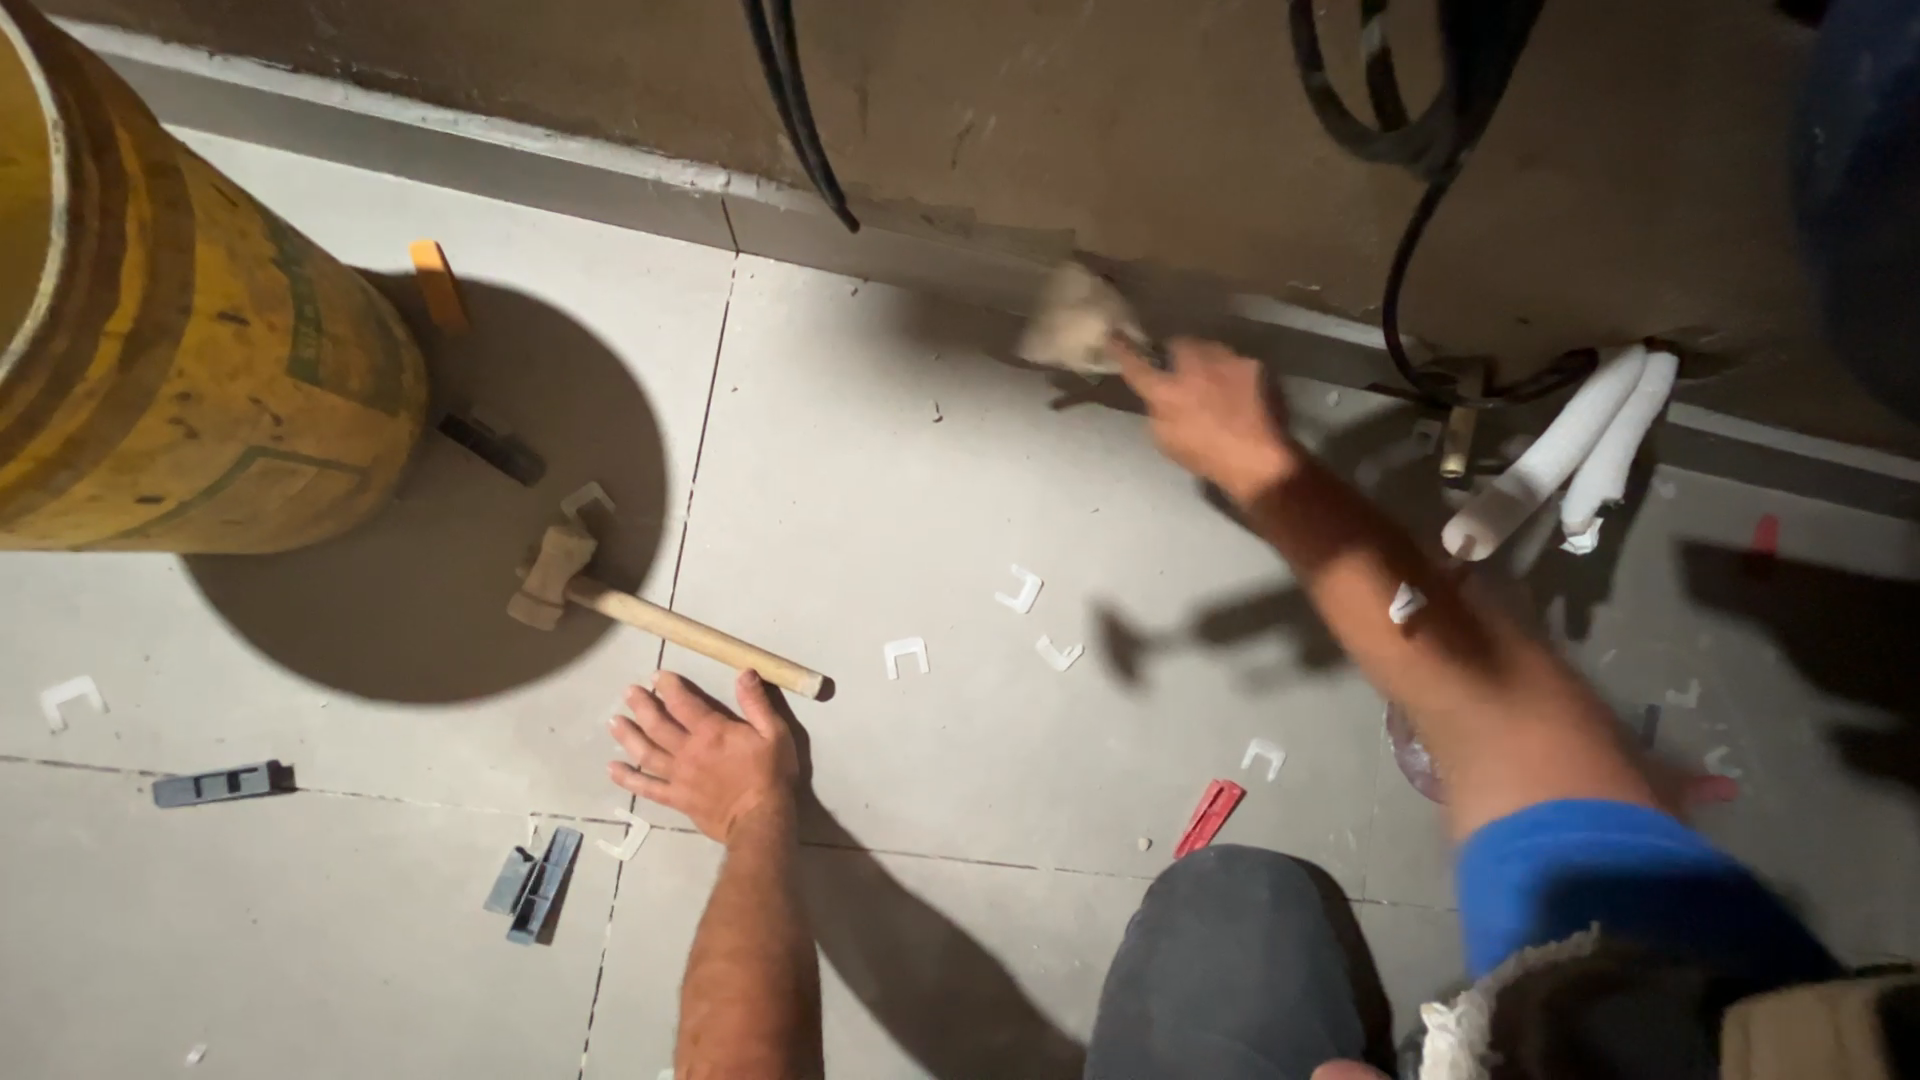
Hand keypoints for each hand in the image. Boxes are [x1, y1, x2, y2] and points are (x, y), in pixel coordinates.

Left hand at [607, 669, 799, 842]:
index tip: (657, 675)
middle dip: (642, 705)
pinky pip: (647, 787)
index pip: (683, 703)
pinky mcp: (676, 799)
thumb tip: (744, 672)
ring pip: (646, 752)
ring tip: (614, 722)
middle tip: (628, 691)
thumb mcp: (774, 732)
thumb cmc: (770, 773)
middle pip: (657, 725)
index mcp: (711, 732)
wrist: (761, 819)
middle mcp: (688, 751)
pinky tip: (612, 768)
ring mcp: (678, 776)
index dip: (669, 687)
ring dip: (628, 736)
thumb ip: (756, 703)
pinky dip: (628, 778)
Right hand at [1113, 336, 1299, 503]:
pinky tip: (1235, 388)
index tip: (1113, 335)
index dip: (1122, 349)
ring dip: (1202, 357)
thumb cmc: (1205, 456)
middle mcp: (1193, 367)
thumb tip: (1158, 396)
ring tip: (1208, 376)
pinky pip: (1233, 360)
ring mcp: (1226, 361)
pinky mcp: (1253, 364)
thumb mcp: (1165, 439)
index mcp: (1166, 391)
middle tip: (1176, 365)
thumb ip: (1157, 410)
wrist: (1258, 458)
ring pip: (1207, 347)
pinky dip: (1229, 370)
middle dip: (1173, 350)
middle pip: (1176, 343)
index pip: (1136, 364)